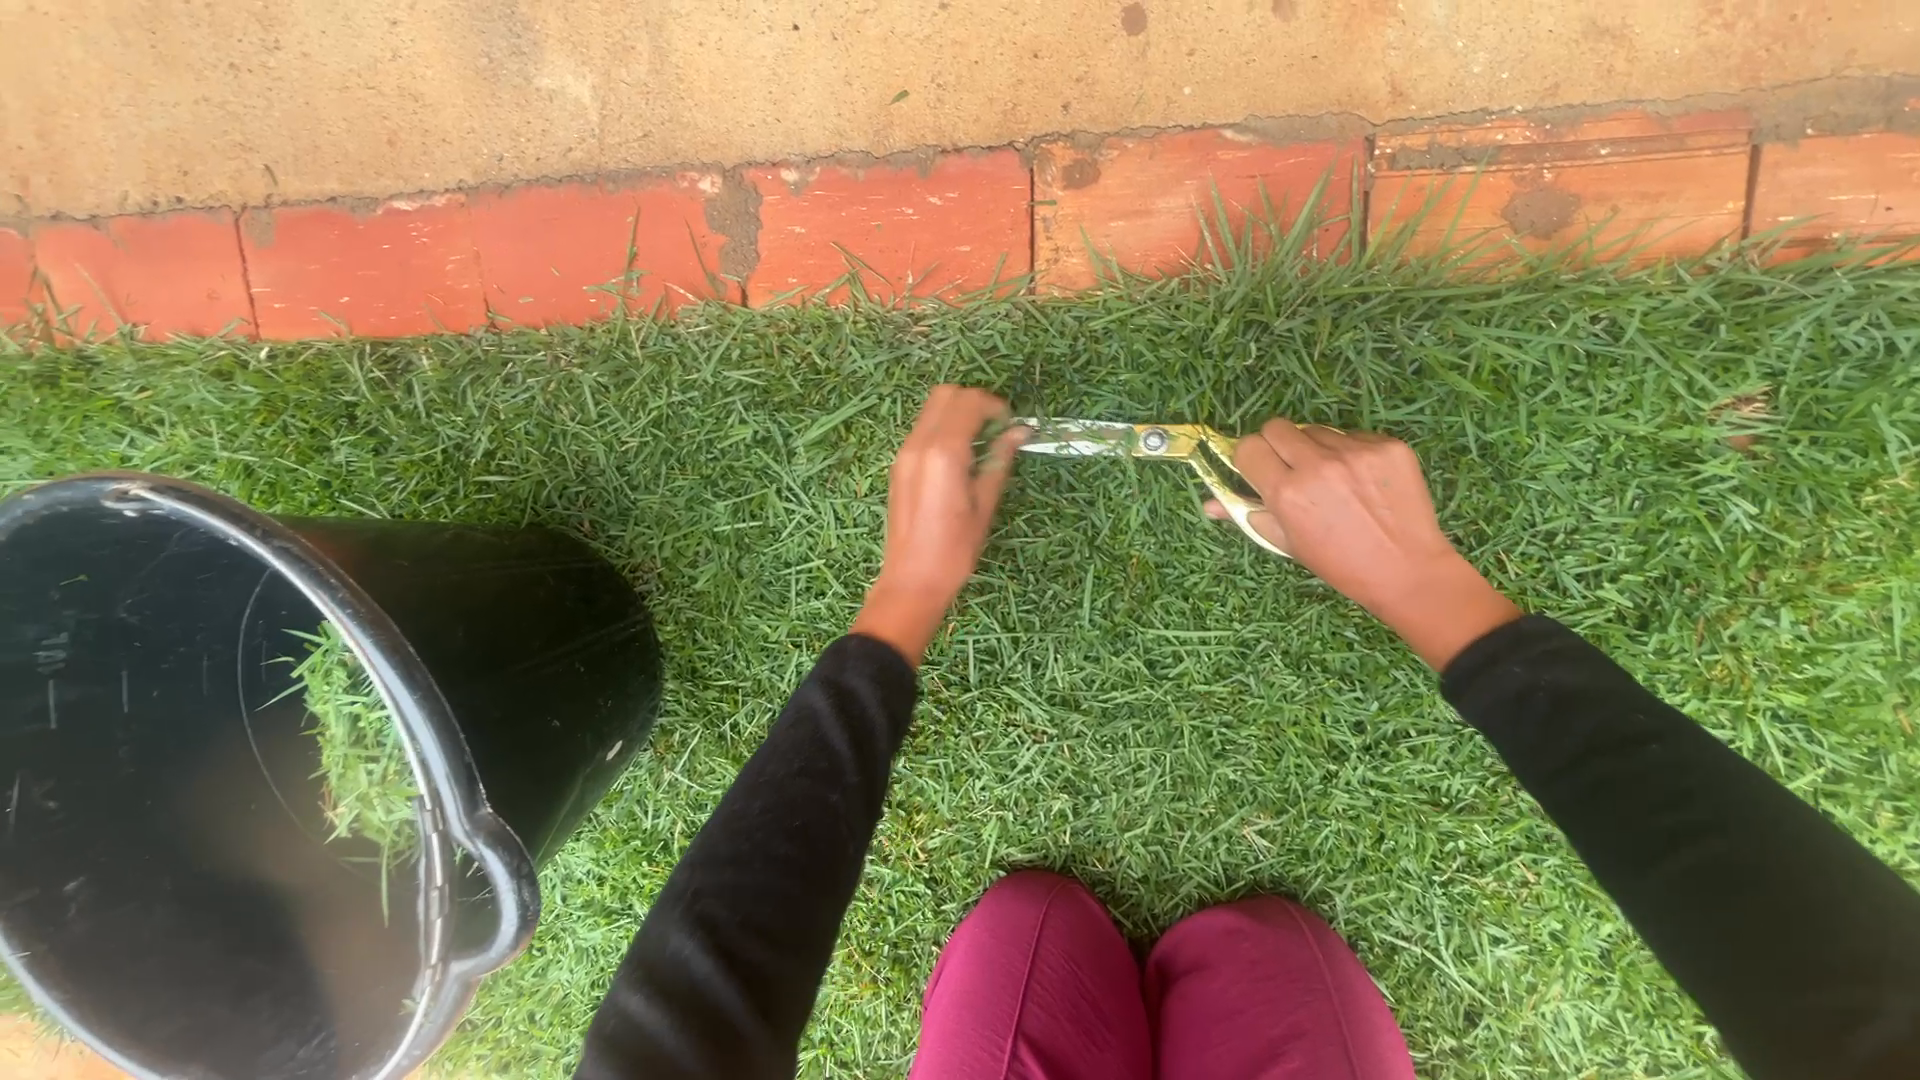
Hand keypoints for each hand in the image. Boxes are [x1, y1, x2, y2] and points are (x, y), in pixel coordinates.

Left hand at [851, 386, 1026, 665]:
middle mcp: (918, 444)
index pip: (969, 403)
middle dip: (974, 402)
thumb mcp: (984, 504)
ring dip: (957, 412)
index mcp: (943, 453)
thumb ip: (999, 461)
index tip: (1011, 423)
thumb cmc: (955, 549)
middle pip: (946, 395)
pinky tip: (960, 455)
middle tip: (996, 427)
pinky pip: (922, 429)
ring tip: (980, 440)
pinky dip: (943, 427)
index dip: (995, 406)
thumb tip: (1020, 431)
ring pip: (931, 408)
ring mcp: (904, 453)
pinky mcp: (898, 465)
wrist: (912, 580)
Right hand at [1210, 420, 1520, 669]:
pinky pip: (1353, 435)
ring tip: (1332, 480)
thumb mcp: (1286, 542)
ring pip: (1315, 430)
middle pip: (1277, 427)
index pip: (1248, 447)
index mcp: (1286, 493)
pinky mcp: (1388, 446)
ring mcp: (1356, 452)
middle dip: (1277, 445)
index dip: (1250, 458)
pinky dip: (1350, 451)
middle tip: (1290, 468)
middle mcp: (1318, 465)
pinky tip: (1361, 480)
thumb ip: (1246, 515)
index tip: (1259, 470)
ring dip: (1315, 448)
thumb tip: (1207, 504)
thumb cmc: (1338, 562)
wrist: (1406, 569)